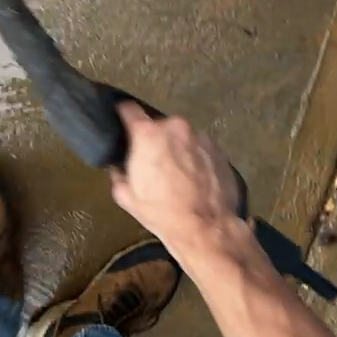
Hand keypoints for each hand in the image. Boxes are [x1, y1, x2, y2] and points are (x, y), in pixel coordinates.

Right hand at [110, 102, 246, 257]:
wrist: (205, 227)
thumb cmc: (161, 212)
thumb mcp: (126, 197)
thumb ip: (117, 174)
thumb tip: (118, 167)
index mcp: (148, 134)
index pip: (128, 108)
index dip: (122, 114)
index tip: (120, 122)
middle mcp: (176, 128)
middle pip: (158, 125)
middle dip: (153, 139)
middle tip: (151, 161)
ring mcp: (201, 136)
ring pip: (181, 136)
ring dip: (176, 148)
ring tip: (176, 173)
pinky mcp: (219, 150)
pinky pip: (200, 148)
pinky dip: (194, 157)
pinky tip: (194, 178)